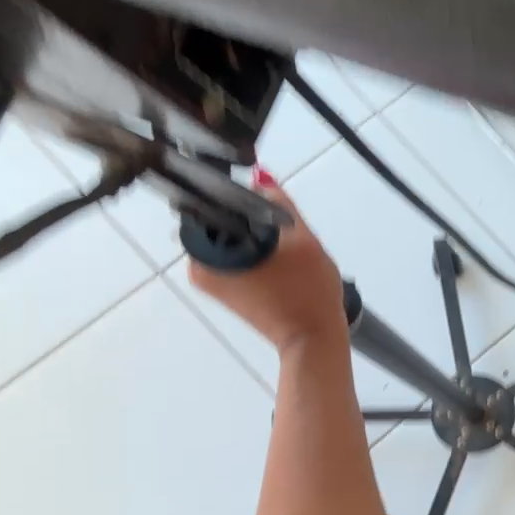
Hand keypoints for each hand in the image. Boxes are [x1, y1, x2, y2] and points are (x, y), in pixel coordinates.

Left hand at [189, 177, 349, 352]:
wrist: (315, 338)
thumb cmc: (308, 290)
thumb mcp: (302, 240)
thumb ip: (282, 205)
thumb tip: (259, 175)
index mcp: (204, 254)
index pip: (213, 207)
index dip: (243, 199)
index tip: (271, 206)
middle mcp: (199, 268)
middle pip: (225, 225)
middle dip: (254, 222)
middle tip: (287, 233)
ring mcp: (213, 283)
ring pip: (236, 242)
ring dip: (260, 238)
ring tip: (290, 251)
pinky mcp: (230, 293)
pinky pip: (241, 260)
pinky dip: (260, 256)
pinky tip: (285, 264)